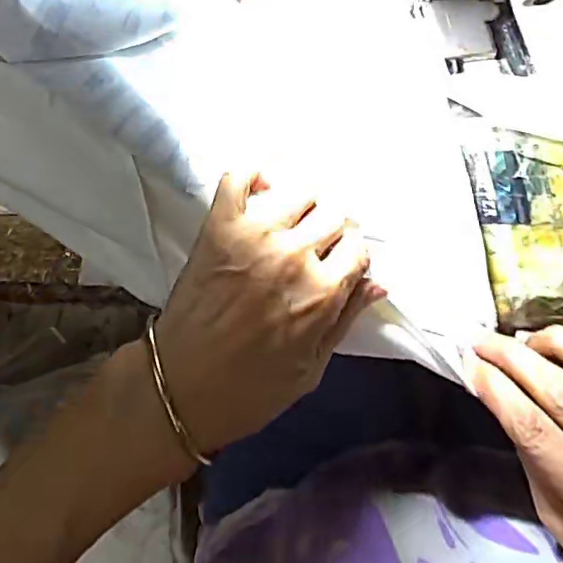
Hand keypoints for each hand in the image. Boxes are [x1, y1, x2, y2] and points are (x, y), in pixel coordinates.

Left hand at [151, 172, 380, 454]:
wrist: (184, 381)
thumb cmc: (253, 386)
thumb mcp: (313, 366)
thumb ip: (346, 318)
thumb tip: (378, 281)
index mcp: (323, 292)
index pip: (357, 246)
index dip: (350, 253)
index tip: (338, 258)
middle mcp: (294, 255)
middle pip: (331, 213)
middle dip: (329, 224)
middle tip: (313, 236)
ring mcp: (253, 235)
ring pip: (295, 191)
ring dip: (297, 201)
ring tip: (288, 215)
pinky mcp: (218, 225)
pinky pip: (237, 179)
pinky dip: (250, 175)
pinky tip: (257, 188)